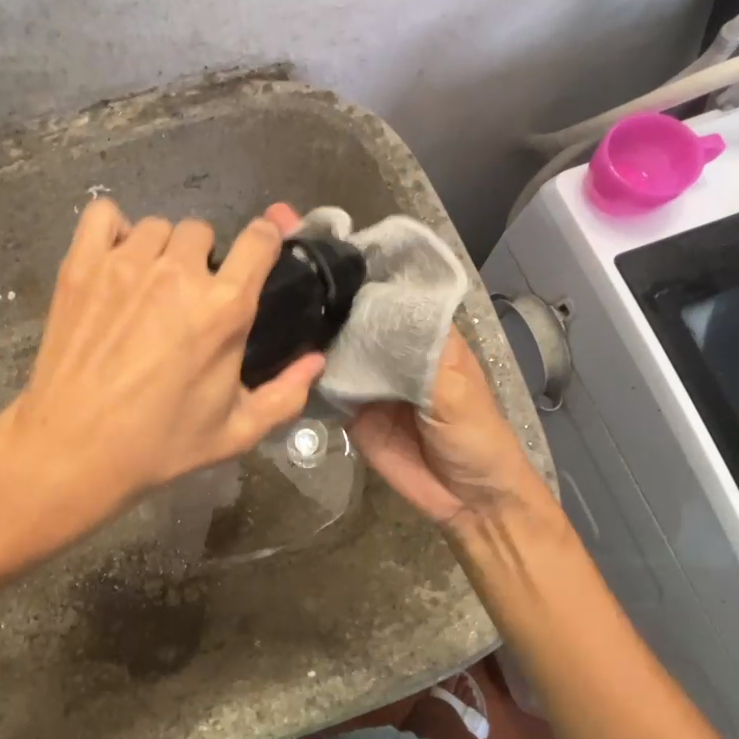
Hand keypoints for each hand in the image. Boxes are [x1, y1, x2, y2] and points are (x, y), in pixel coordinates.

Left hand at [0, 200, 325, 528]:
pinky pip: (103, 215)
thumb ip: (285, 395)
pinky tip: (114, 261)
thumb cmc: (159, 444)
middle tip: (187, 298)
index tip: (254, 259)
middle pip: (201, 231)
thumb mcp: (236, 432)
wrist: (74, 449)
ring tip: (147, 287)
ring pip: (155, 227)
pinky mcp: (81, 265)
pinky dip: (113, 229)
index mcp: (224, 307)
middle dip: (201, 259)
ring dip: (159, 250)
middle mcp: (177, 273)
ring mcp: (124, 263)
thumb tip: (315, 361)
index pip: (259, 239)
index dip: (263, 243)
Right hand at [260, 204, 538, 527]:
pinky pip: (320, 384)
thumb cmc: (477, 437)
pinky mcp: (348, 408)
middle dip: (318, 286)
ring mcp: (366, 376)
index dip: (353, 262)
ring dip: (303, 323)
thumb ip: (415, 352)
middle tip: (271, 256)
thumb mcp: (455, 390)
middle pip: (350, 310)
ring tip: (261, 292)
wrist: (467, 501)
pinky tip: (268, 346)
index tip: (313, 236)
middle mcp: (390, 346)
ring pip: (330, 343)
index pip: (384, 286)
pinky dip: (299, 370)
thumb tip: (371, 312)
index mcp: (421, 330)